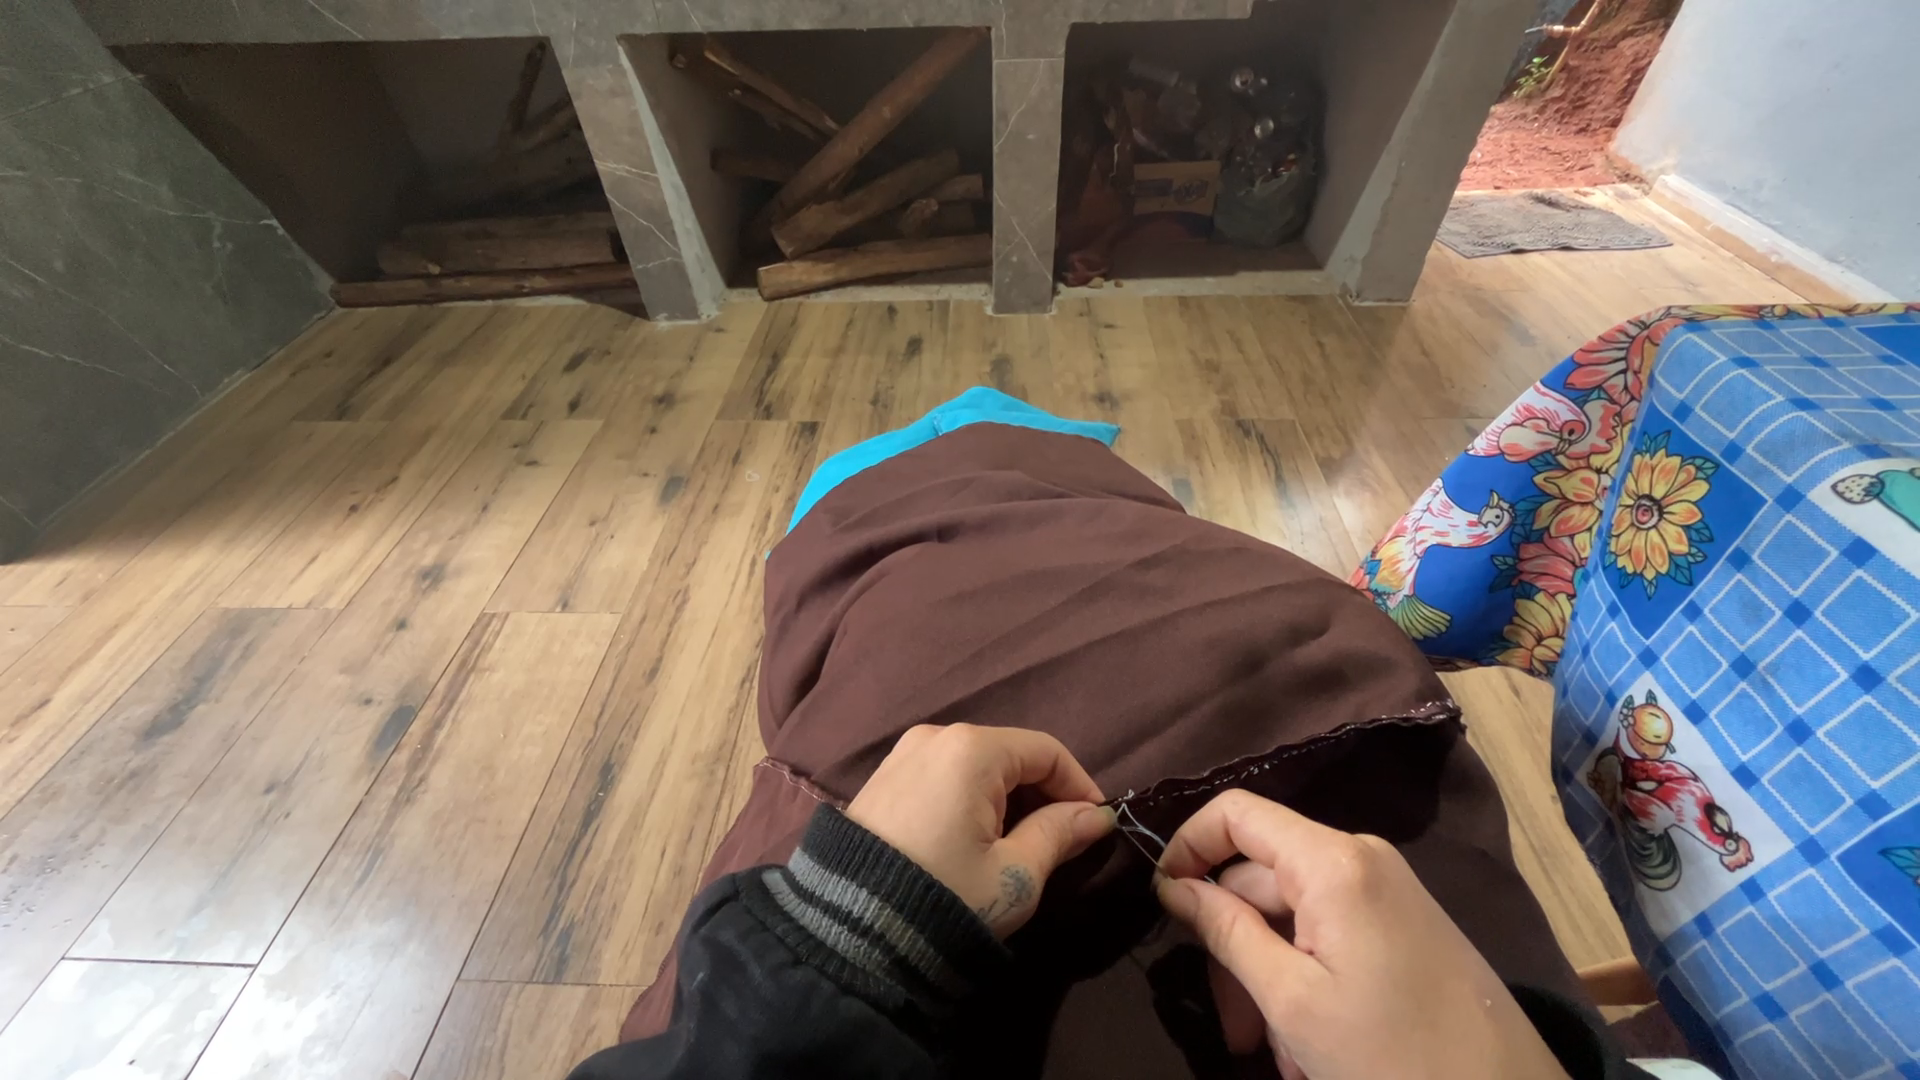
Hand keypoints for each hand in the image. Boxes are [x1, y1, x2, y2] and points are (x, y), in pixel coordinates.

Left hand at [846, 724, 1114, 937]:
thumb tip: (1096, 816)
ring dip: (1007, 797)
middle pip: (1009, 753)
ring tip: (1018, 845)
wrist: (847, 930)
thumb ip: (1059, 835)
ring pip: (976, 765)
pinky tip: (974, 838)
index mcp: (972, 748)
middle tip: (1061, 839)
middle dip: (1042, 792)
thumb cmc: (944, 896)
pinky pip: (944, 774)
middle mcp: (936, 735)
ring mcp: (904, 753)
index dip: (1078, 783)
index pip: (1045, 750)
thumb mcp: (1014, 874)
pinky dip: (971, 797)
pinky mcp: (884, 777)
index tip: (1097, 822)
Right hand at [1155, 790, 1571, 1079]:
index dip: (1188, 843)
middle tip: (1230, 1025)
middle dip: (1232, 942)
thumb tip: (1171, 882)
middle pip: (1259, 874)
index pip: (1235, 811)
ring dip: (1265, 972)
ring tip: (1271, 1052)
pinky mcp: (1401, 924)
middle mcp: (1358, 857)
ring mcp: (1385, 890)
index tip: (1163, 898)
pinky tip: (1308, 1043)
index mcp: (1332, 860)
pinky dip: (1301, 974)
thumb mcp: (1292, 1001)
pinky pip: (1325, 929)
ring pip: (1288, 911)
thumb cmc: (1397, 1060)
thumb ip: (1225, 929)